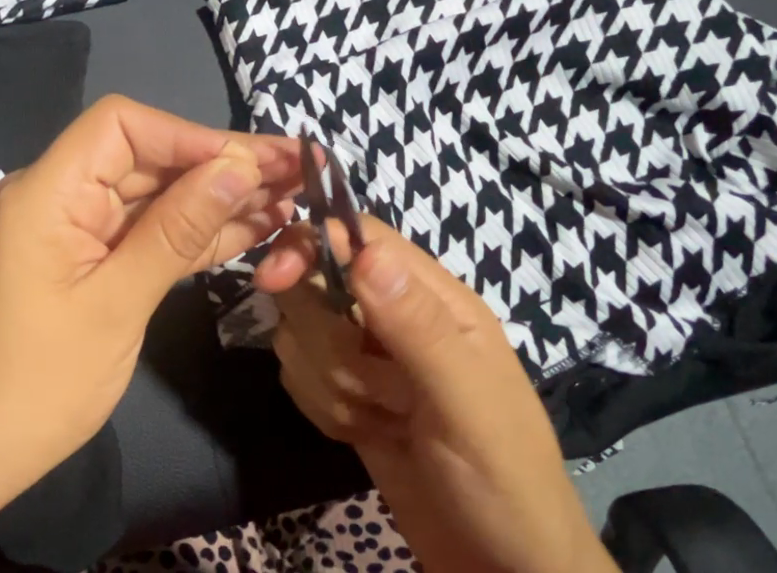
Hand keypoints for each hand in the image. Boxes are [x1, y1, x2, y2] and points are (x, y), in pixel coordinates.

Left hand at [0, 95, 304, 505]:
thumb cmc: (45, 380)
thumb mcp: (119, 302)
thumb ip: (178, 230)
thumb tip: (239, 167)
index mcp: (46, 191)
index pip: (120, 126)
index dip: (188, 135)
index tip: (249, 160)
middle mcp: (57, 193)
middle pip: (144, 155)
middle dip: (216, 164)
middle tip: (295, 172)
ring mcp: (73, 225)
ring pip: (153, 192)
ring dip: (214, 197)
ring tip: (289, 200)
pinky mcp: (88, 255)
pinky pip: (144, 229)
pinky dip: (192, 231)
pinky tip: (252, 229)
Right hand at [256, 215, 618, 572]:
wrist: (503, 571)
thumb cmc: (504, 481)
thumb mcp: (468, 404)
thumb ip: (417, 326)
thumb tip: (364, 251)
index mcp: (434, 299)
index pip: (354, 237)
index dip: (307, 247)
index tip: (273, 281)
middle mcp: (394, 317)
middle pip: (315, 286)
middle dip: (329, 346)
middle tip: (381, 391)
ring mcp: (368, 358)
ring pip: (300, 336)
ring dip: (330, 386)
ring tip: (385, 422)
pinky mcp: (346, 396)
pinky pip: (298, 377)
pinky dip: (322, 410)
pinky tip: (367, 437)